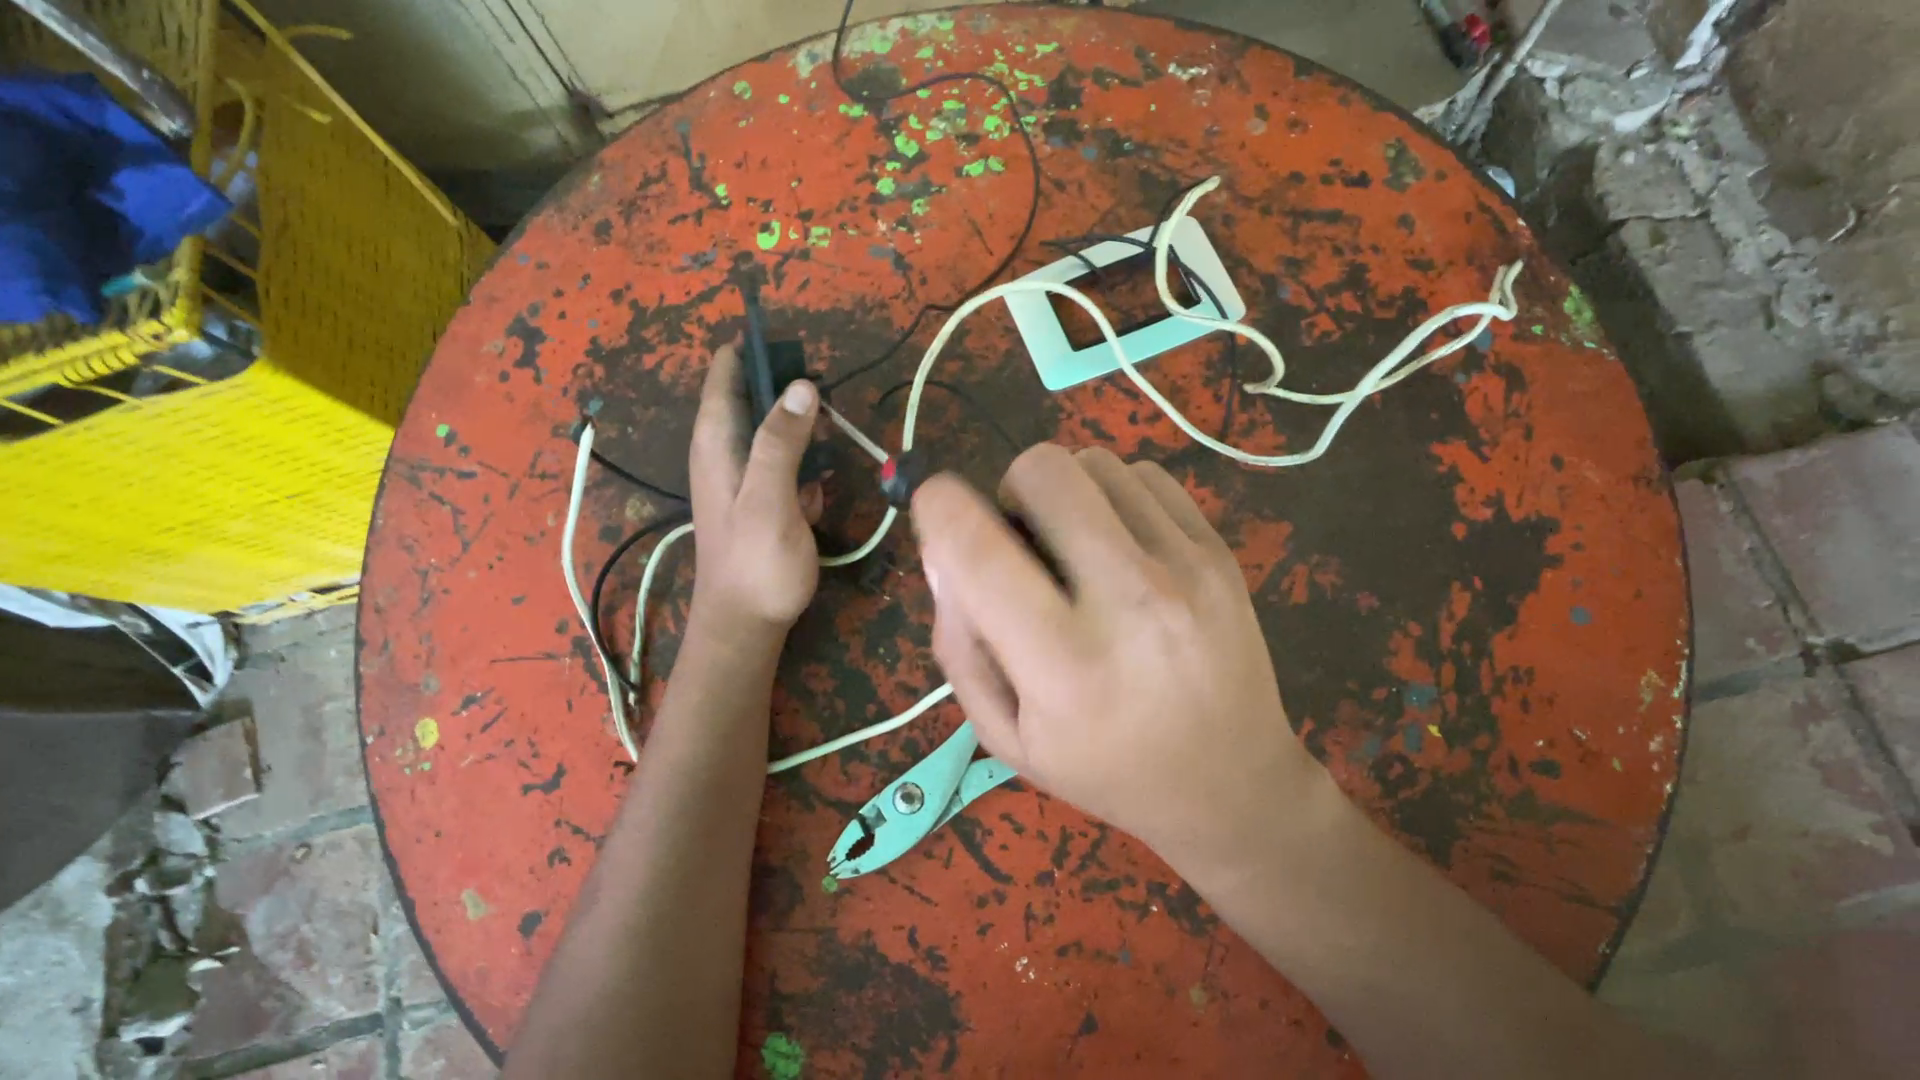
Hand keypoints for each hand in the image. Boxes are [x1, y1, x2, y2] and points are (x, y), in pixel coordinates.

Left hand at [687, 341, 823, 632]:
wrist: (748, 623)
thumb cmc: (756, 561)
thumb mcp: (770, 497)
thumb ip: (782, 441)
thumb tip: (802, 386)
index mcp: (716, 440)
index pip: (724, 372)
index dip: (755, 351)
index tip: (797, 350)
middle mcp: (725, 449)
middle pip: (757, 396)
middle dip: (794, 397)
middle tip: (827, 413)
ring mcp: (745, 474)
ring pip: (779, 431)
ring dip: (807, 440)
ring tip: (822, 466)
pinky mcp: (764, 496)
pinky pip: (789, 465)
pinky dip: (807, 472)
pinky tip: (814, 500)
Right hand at [910, 444, 1330, 874]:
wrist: (1232, 783)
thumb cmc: (1104, 768)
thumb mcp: (1006, 736)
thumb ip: (959, 644)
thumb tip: (941, 546)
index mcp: (1063, 666)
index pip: (979, 549)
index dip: (938, 507)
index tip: (936, 508)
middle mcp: (1130, 603)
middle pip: (1043, 471)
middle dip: (1010, 492)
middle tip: (1022, 543)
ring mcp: (1186, 568)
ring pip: (1094, 463)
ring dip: (1064, 494)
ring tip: (1076, 551)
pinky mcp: (1219, 550)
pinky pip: (1145, 475)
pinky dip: (1115, 497)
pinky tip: (1121, 548)